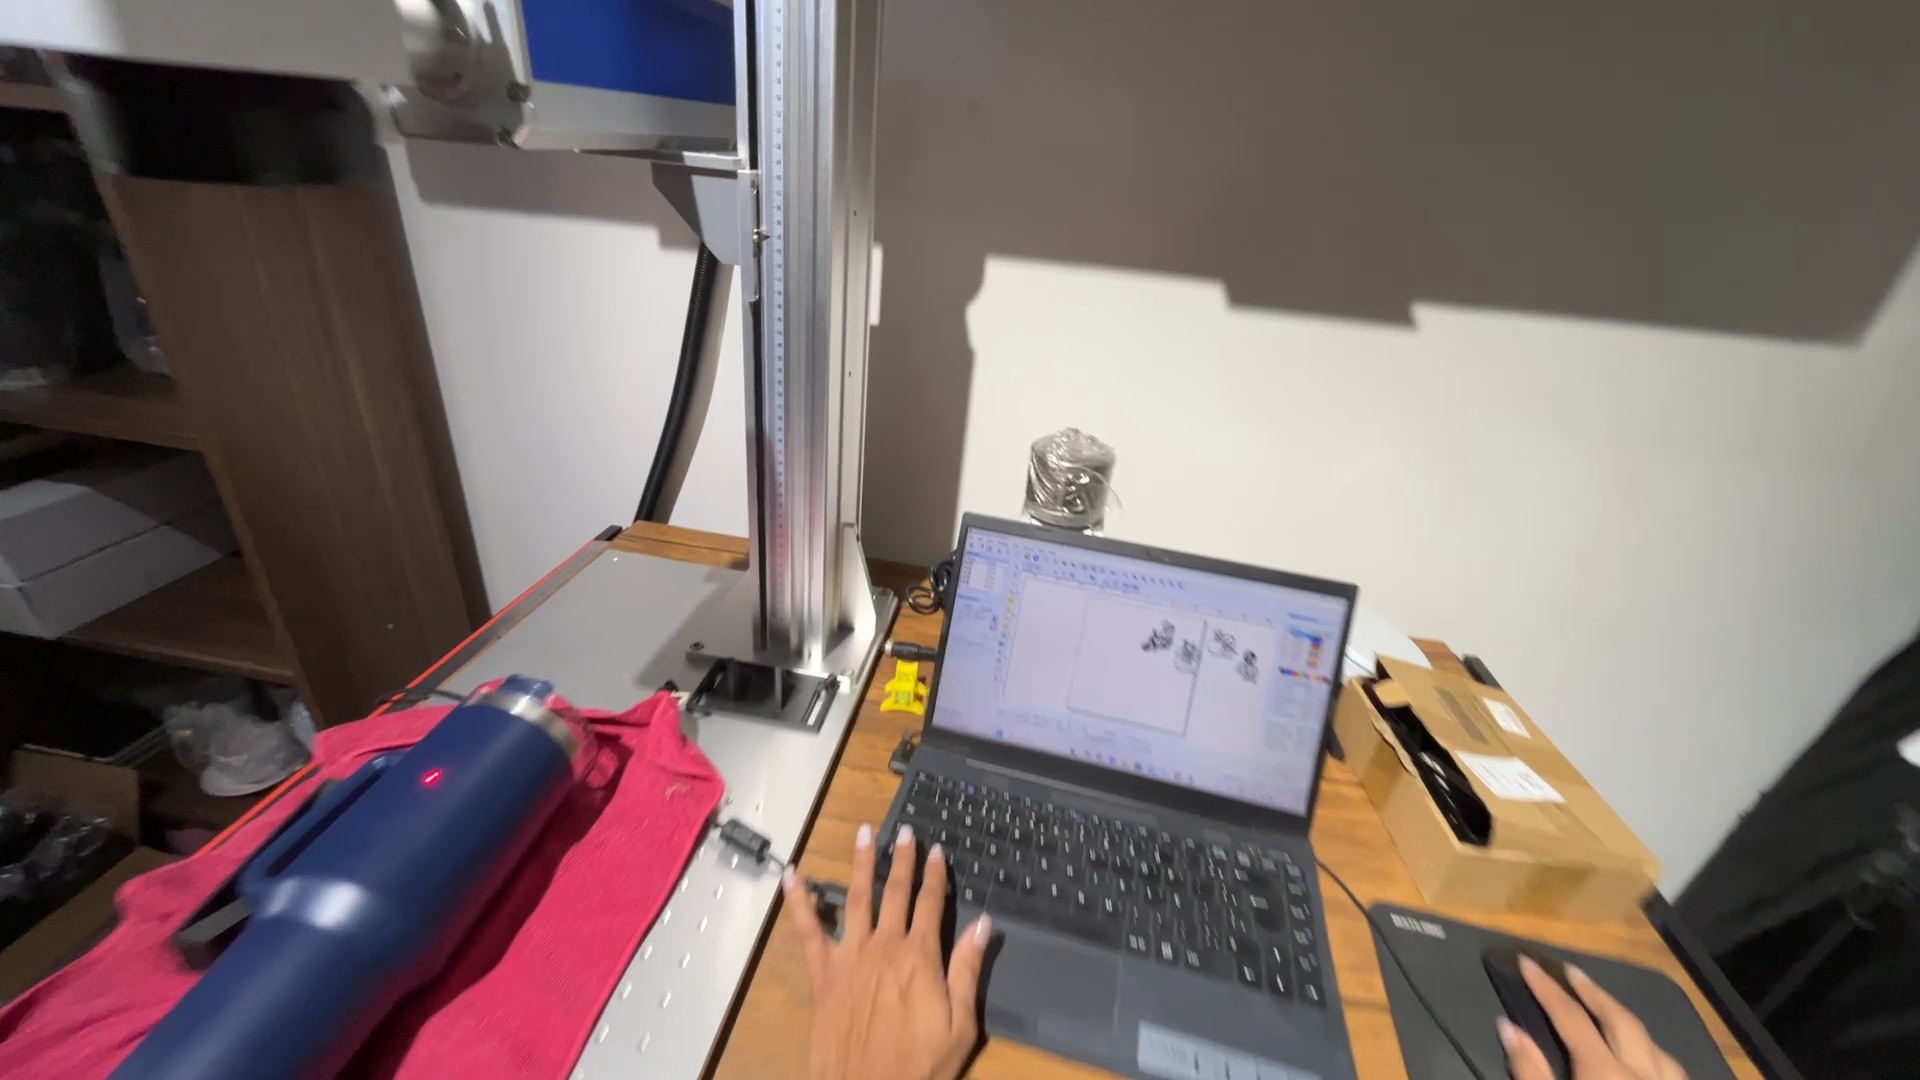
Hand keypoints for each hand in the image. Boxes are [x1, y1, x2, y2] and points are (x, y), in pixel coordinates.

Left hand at [782, 823, 991, 1079]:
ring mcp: (850, 955)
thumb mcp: (960, 1025)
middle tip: (905, 831)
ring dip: (861, 863)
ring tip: (865, 833)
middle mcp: (884, 945)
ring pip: (856, 898)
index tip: (937, 850)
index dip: (935, 874)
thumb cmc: (920, 1067)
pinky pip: (808, 931)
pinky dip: (798, 901)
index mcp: (919, 956)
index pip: (930, 903)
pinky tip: (791, 874)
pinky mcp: (823, 974)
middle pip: (895, 891)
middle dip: (902, 859)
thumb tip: (983, 922)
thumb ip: (968, 969)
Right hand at [1499, 956, 1686, 1079]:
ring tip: (1609, 1010)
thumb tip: (1507, 1025)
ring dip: (1628, 1021)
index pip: (1570, 1016)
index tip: (1525, 961)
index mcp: (1604, 1071)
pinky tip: (1648, 1058)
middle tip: (1571, 970)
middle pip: (1620, 1021)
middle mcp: (1642, 1073)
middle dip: (1594, 992)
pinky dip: (1655, 1054)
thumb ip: (1529, 1070)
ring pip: (1657, 1047)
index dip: (1545, 986)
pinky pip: (1674, 1071)